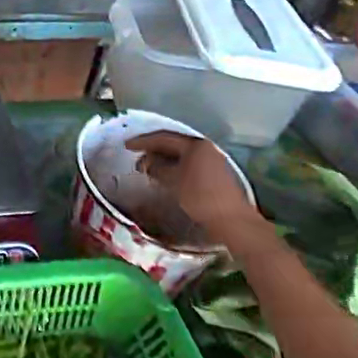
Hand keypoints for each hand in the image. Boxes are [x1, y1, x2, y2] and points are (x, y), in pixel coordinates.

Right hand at [126, 131, 260, 242]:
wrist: (231, 220)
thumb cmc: (200, 197)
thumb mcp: (174, 181)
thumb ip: (158, 168)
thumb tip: (146, 162)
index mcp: (194, 145)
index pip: (164, 138)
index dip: (143, 141)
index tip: (127, 146)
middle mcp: (204, 147)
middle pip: (174, 144)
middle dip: (153, 149)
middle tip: (136, 155)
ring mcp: (211, 159)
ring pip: (182, 154)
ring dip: (164, 159)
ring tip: (148, 166)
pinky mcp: (214, 173)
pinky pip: (189, 163)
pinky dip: (174, 166)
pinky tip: (165, 175)